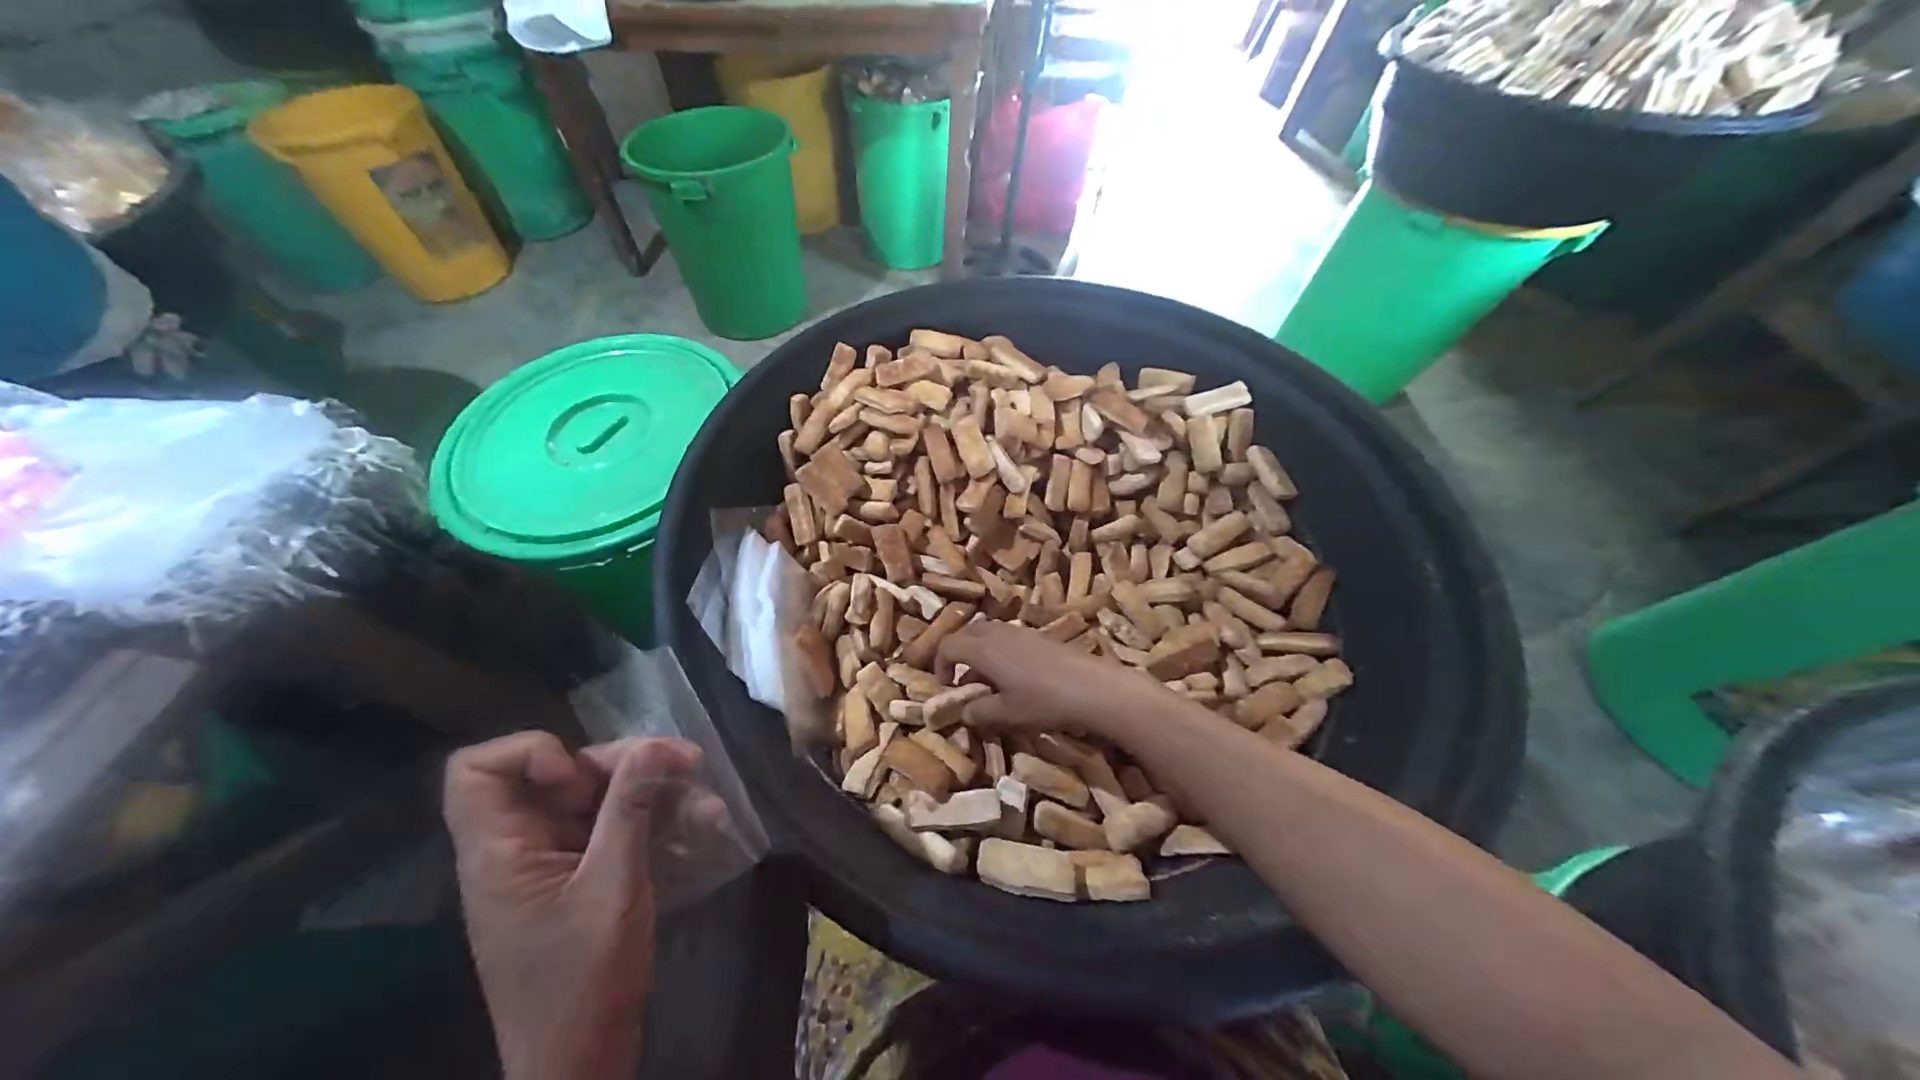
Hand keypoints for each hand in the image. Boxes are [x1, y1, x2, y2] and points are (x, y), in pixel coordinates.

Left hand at [444, 732, 721, 1079]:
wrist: (582, 1064)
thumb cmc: (583, 982)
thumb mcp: (614, 888)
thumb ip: (630, 811)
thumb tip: (653, 746)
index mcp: (500, 852)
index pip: (478, 771)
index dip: (528, 752)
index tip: (578, 776)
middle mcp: (521, 847)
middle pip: (562, 774)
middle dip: (626, 763)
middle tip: (685, 763)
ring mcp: (555, 862)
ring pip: (600, 797)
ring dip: (657, 791)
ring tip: (708, 802)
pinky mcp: (585, 876)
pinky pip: (620, 828)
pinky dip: (660, 822)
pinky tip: (705, 826)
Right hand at [935, 620, 1173, 736]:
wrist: (1092, 686)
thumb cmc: (1043, 700)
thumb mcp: (1006, 714)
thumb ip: (978, 712)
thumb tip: (964, 712)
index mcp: (982, 648)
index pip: (948, 645)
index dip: (939, 664)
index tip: (944, 686)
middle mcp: (998, 632)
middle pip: (967, 632)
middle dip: (958, 653)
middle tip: (961, 679)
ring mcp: (1021, 631)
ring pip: (988, 633)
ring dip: (980, 652)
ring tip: (989, 680)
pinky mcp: (1039, 636)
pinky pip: (1008, 637)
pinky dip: (1000, 651)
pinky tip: (1015, 676)